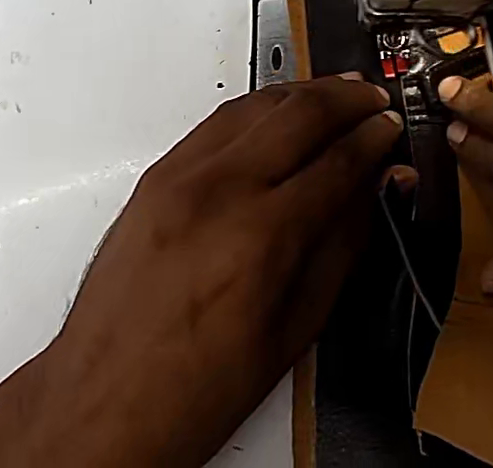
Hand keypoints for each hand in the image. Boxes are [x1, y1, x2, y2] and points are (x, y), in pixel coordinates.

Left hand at [0, 76, 407, 467]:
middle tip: (373, 97)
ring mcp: (181, 176)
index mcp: (261, 237)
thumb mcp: (298, 324)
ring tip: (338, 91)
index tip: (390, 127)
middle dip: (349, 98)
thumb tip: (377, 188)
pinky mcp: (157, 174)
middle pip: (302, 113)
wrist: (102, 402)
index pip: (339, 160)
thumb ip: (346, 241)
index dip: (374, 137)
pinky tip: (282, 107)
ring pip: (260, 101)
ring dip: (307, 90)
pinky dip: (262, 103)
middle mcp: (219, 193)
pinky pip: (221, 118)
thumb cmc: (195, 387)